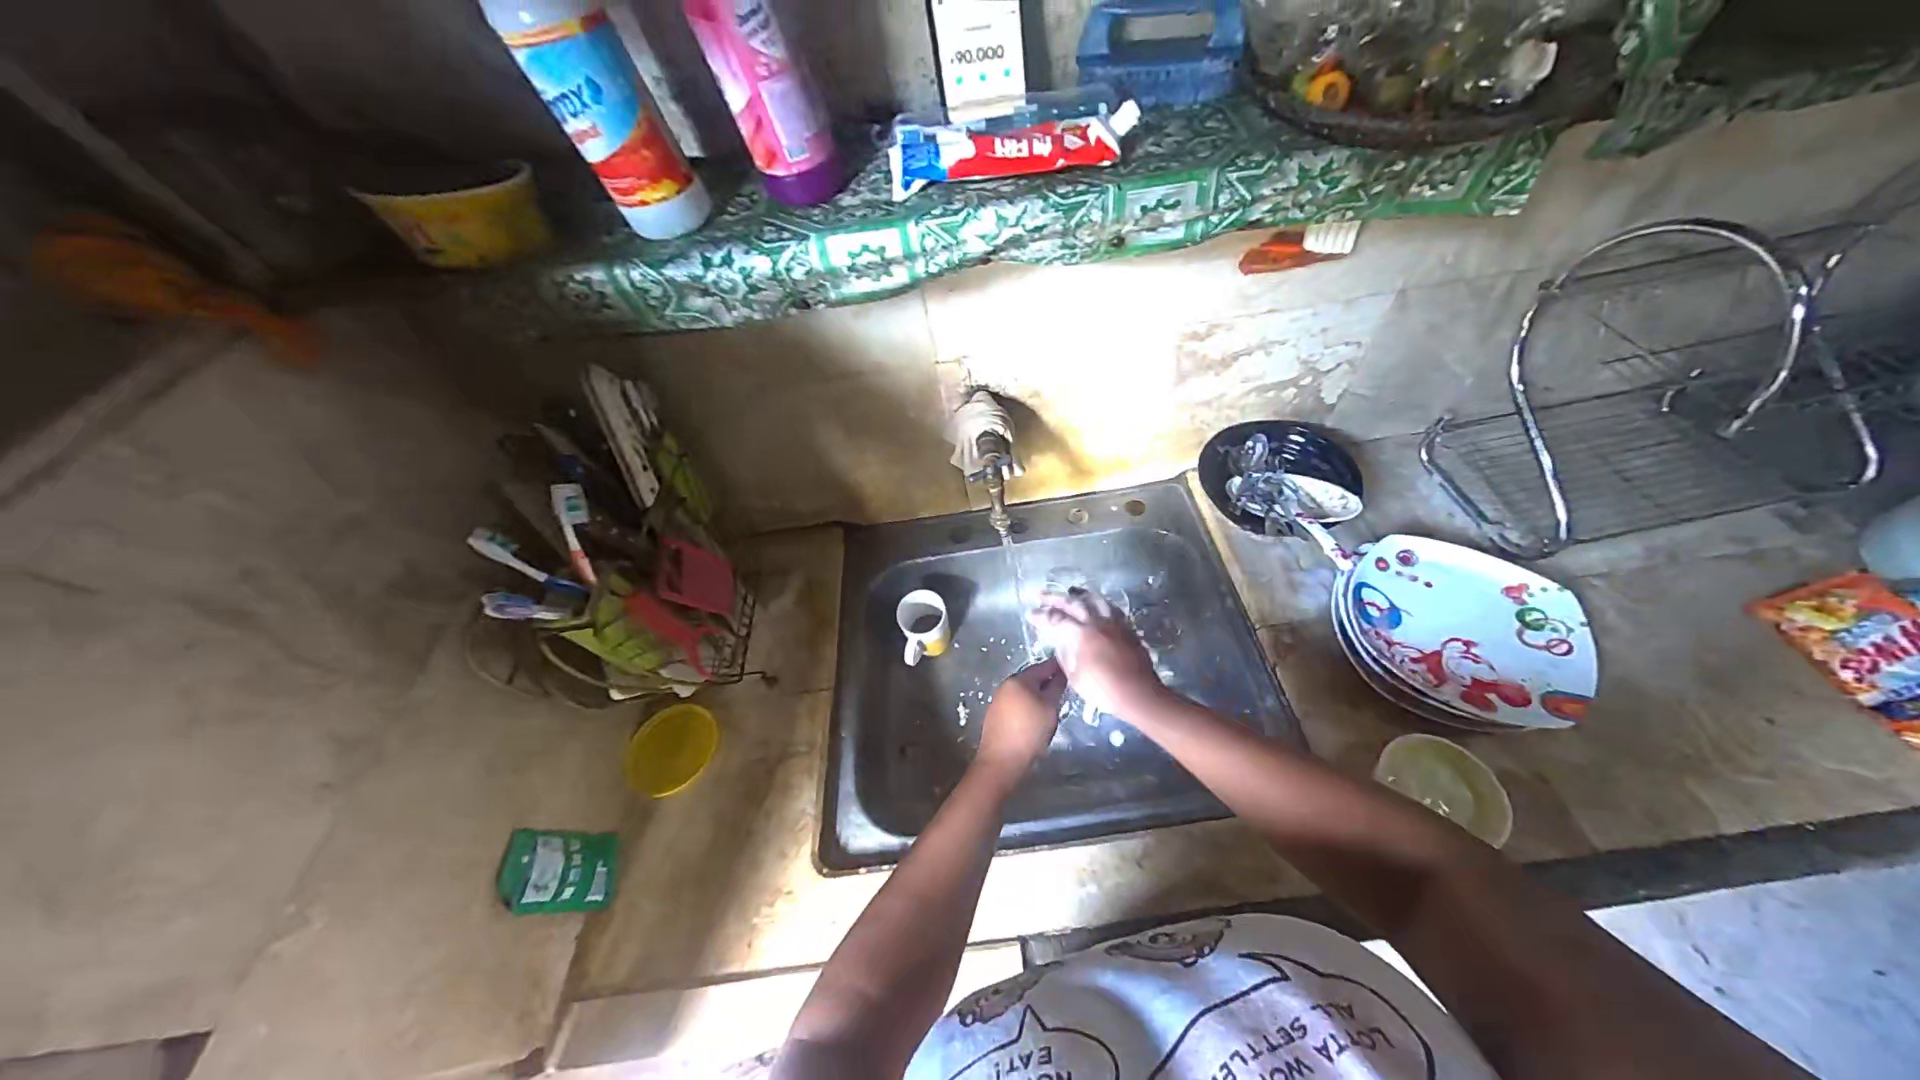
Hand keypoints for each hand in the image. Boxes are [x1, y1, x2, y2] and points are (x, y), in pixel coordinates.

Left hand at [975, 657, 1066, 777]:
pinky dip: (1029, 705)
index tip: (1073, 668)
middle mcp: (1006, 685)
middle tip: (1066, 687)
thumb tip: (1062, 674)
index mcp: (1018, 679)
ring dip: (1039, 694)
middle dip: (1048, 681)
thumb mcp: (1049, 708)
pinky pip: (1017, 703)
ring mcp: (999, 700)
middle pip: (1032, 678)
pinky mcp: (996, 715)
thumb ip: (1056, 688)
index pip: (1043, 666)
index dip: (1059, 666)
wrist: (1002, 761)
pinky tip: (1037, 715)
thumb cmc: (1029, 732)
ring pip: (1024, 691)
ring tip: (1054, 703)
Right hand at [1027, 587, 1163, 714]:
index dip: (1041, 615)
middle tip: (1041, 594)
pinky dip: (1099, 603)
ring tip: (1070, 591)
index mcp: (1081, 634)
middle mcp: (1097, 622)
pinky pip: (1111, 608)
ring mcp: (1114, 623)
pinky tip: (1097, 605)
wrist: (1138, 693)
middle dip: (1055, 597)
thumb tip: (1060, 641)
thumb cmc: (1103, 690)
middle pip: (1074, 602)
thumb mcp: (1075, 676)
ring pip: (1095, 600)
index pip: (1056, 618)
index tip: (1030, 614)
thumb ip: (1065, 654)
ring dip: (1080, 594)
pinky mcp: (1127, 628)